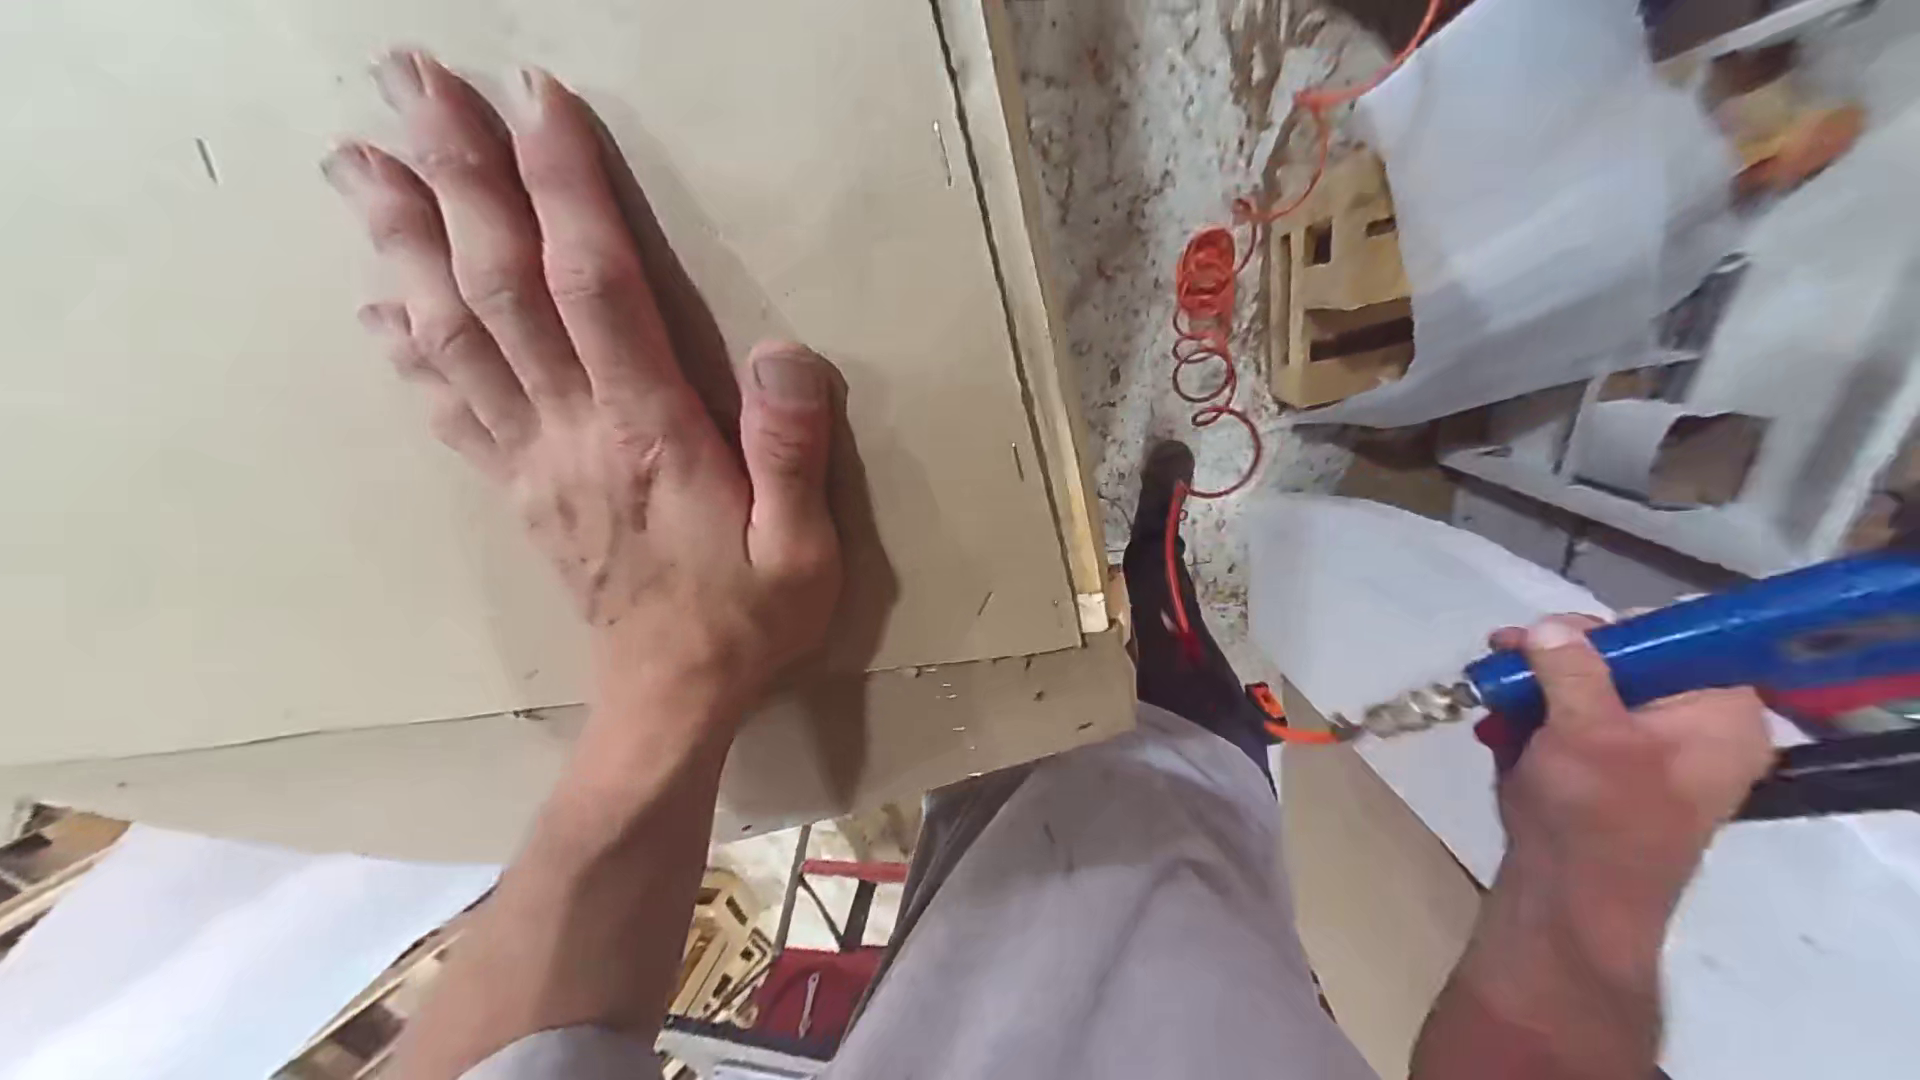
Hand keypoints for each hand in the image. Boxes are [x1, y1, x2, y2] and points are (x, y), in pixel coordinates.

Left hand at [324, 51, 841, 717]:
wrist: (674, 697)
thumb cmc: (748, 622)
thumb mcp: (803, 551)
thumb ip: (793, 456)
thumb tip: (786, 355)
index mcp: (651, 438)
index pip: (597, 291)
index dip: (568, 193)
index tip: (542, 103)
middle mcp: (575, 434)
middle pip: (501, 291)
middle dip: (459, 180)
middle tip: (410, 80)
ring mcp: (536, 463)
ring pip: (455, 337)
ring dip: (406, 243)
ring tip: (361, 163)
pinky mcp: (522, 493)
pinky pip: (452, 407)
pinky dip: (411, 347)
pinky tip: (382, 303)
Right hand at [1490, 616, 1773, 960]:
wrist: (1565, 883)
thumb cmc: (1597, 810)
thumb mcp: (1589, 733)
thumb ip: (1573, 670)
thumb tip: (1549, 625)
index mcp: (1714, 717)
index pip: (1682, 642)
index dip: (1620, 629)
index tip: (1559, 632)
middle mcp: (1678, 722)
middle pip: (1618, 657)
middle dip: (1555, 651)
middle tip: (1507, 647)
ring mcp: (1628, 739)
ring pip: (1576, 681)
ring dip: (1528, 676)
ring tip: (1489, 678)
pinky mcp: (1584, 753)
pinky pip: (1554, 709)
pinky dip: (1521, 705)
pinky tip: (1493, 711)